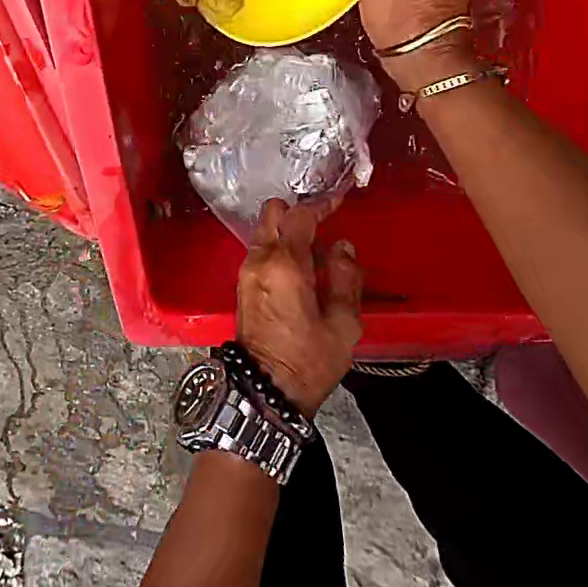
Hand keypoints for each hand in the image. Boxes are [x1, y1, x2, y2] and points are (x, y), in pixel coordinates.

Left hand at [236, 199, 362, 417]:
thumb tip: (342, 249)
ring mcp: (245, 272)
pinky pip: (259, 253)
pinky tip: (301, 263)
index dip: (319, 205)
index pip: (298, 217)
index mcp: (284, 265)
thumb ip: (345, 279)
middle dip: (295, 211)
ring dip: (285, 230)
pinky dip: (277, 247)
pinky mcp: (242, 285)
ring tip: (316, 243)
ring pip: (263, 233)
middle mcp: (258, 261)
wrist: (265, 386)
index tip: (337, 201)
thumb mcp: (343, 323)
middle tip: (323, 219)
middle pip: (270, 215)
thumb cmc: (308, 359)